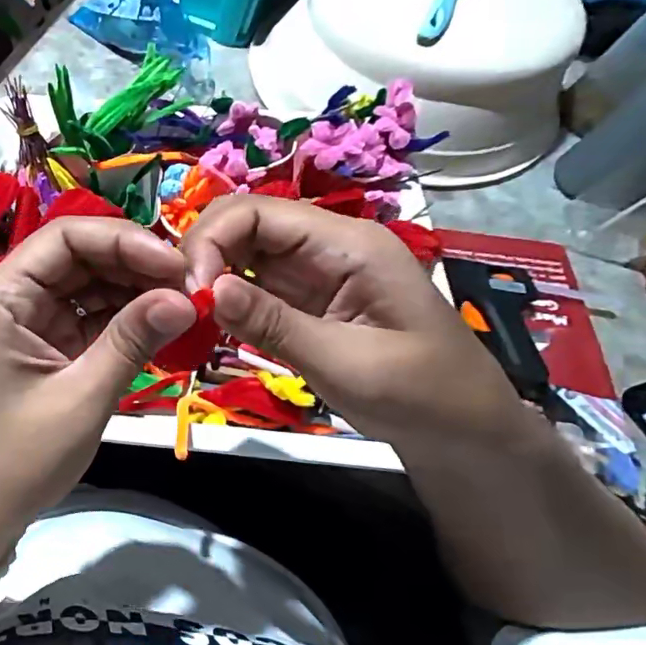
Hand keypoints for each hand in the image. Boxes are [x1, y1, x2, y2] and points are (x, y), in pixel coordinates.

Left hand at [0, 217, 194, 551]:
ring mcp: (32, 322)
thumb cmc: (20, 458)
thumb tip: (186, 298)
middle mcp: (14, 299)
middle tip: (190, 284)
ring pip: (90, 284)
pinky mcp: (50, 345)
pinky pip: (92, 315)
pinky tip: (163, 320)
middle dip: (134, 265)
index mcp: (1, 299)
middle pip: (79, 257)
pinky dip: (127, 316)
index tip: (172, 263)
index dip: (121, 241)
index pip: (63, 239)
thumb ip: (131, 341)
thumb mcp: (81, 398)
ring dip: (136, 289)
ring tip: (185, 302)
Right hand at [181, 196, 530, 452]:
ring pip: (248, 254)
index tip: (190, 291)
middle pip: (248, 224)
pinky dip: (230, 299)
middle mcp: (329, 246)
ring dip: (213, 276)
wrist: (466, 433)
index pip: (258, 211)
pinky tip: (211, 320)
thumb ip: (273, 323)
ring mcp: (320, 273)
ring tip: (187, 313)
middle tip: (180, 303)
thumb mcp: (344, 362)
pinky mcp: (312, 301)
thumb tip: (206, 289)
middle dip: (206, 254)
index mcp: (348, 243)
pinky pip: (259, 285)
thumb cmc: (420, 395)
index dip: (212, 239)